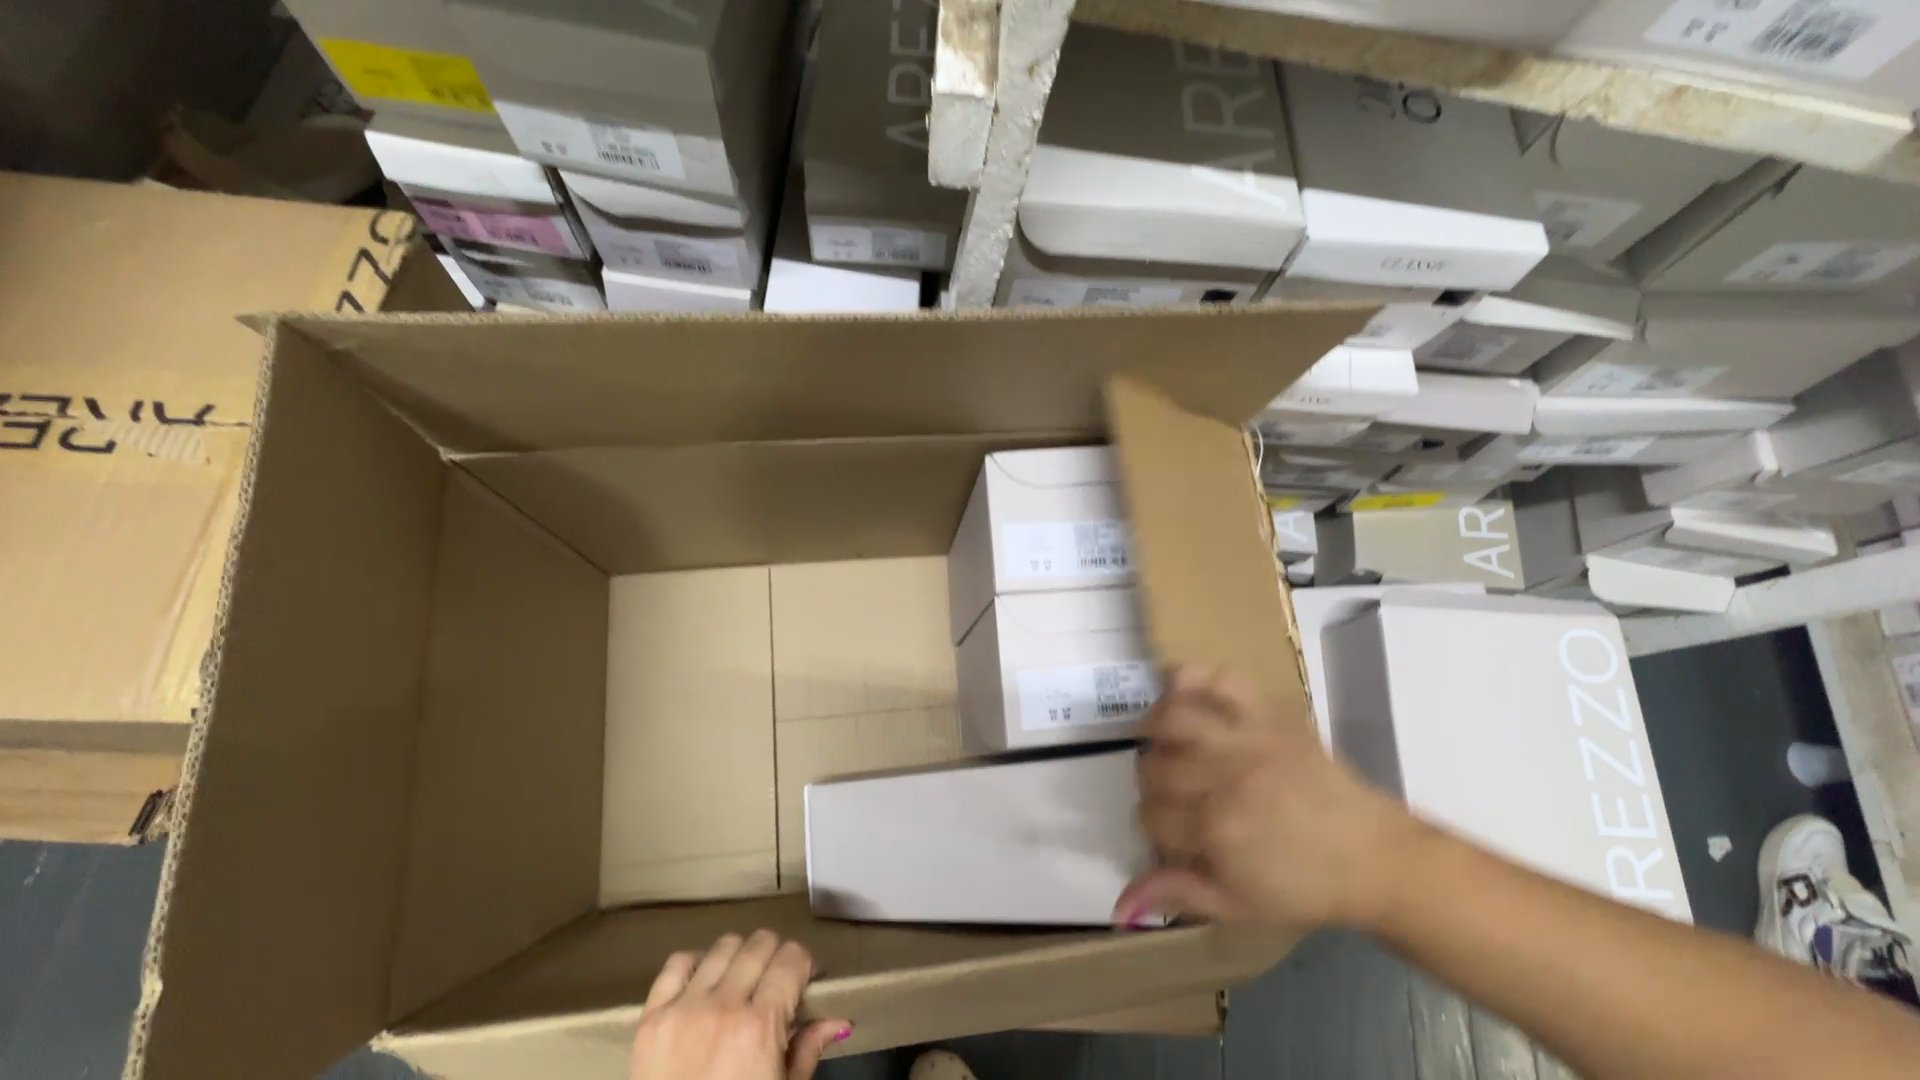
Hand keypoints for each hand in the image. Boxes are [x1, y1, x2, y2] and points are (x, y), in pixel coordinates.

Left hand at [630, 930, 849, 1079]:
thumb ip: (808, 1051)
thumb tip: (838, 1020)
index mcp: (761, 1026)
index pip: (792, 958)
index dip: (805, 966)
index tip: (805, 982)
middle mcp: (723, 1005)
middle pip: (761, 943)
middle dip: (776, 957)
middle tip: (776, 984)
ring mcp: (683, 1008)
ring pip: (723, 945)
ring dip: (740, 957)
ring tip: (740, 984)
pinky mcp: (651, 1017)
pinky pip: (677, 963)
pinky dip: (697, 964)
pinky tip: (705, 984)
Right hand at [1114, 665, 1426, 930]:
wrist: (1375, 859)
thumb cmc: (1305, 887)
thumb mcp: (1238, 905)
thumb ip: (1177, 893)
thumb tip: (1117, 907)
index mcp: (1216, 830)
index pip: (1149, 814)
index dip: (1153, 824)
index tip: (1172, 832)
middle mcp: (1225, 778)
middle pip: (1153, 766)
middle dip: (1152, 782)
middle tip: (1173, 793)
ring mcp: (1250, 740)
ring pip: (1173, 715)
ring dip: (1156, 726)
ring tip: (1162, 739)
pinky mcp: (1272, 716)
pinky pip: (1224, 680)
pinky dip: (1195, 676)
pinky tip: (1180, 688)